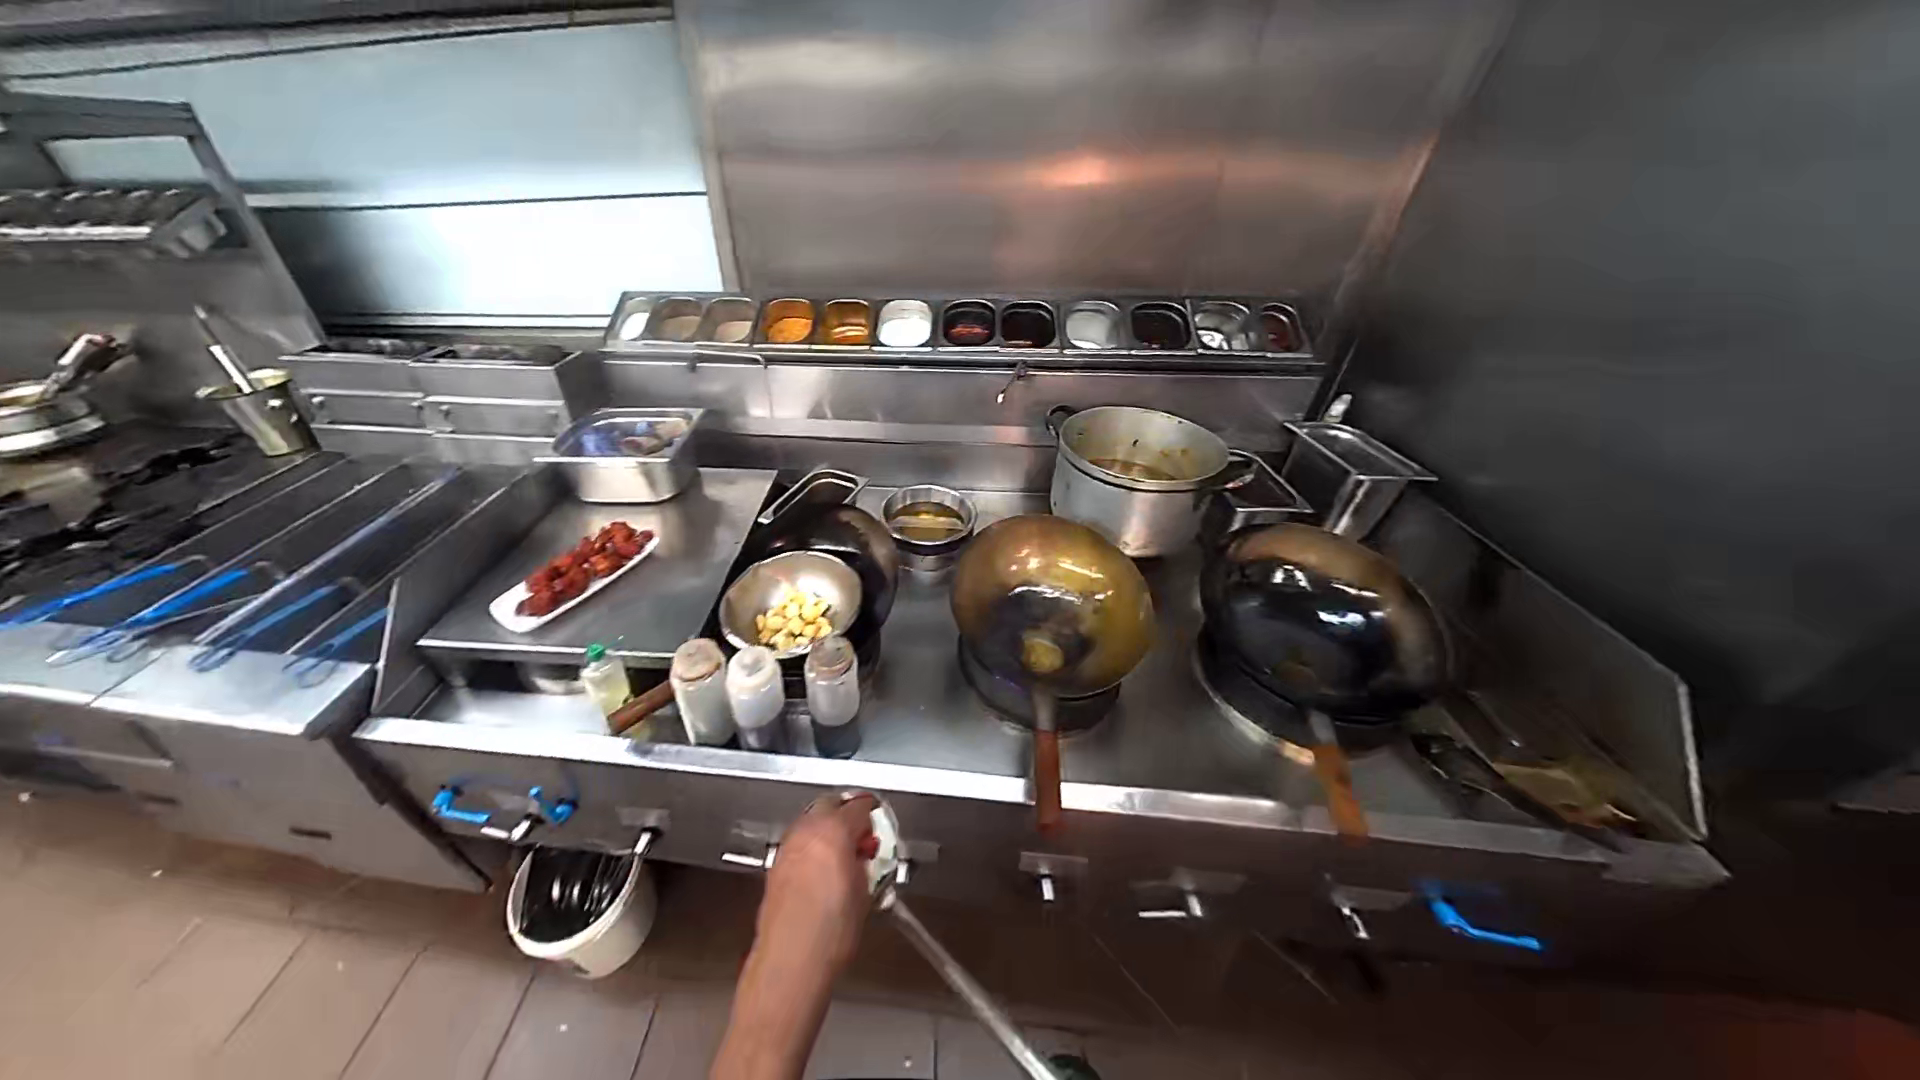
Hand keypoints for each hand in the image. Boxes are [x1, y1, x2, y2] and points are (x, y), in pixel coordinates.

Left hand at [755, 792, 878, 976]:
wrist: (792, 963)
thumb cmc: (829, 933)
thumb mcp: (865, 891)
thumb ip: (865, 862)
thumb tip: (864, 857)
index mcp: (834, 830)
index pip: (859, 806)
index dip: (872, 814)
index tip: (876, 823)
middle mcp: (807, 831)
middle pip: (830, 804)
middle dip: (846, 814)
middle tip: (861, 834)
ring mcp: (788, 847)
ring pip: (811, 821)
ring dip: (827, 828)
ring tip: (842, 854)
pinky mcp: (776, 865)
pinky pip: (798, 842)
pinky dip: (811, 846)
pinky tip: (822, 869)